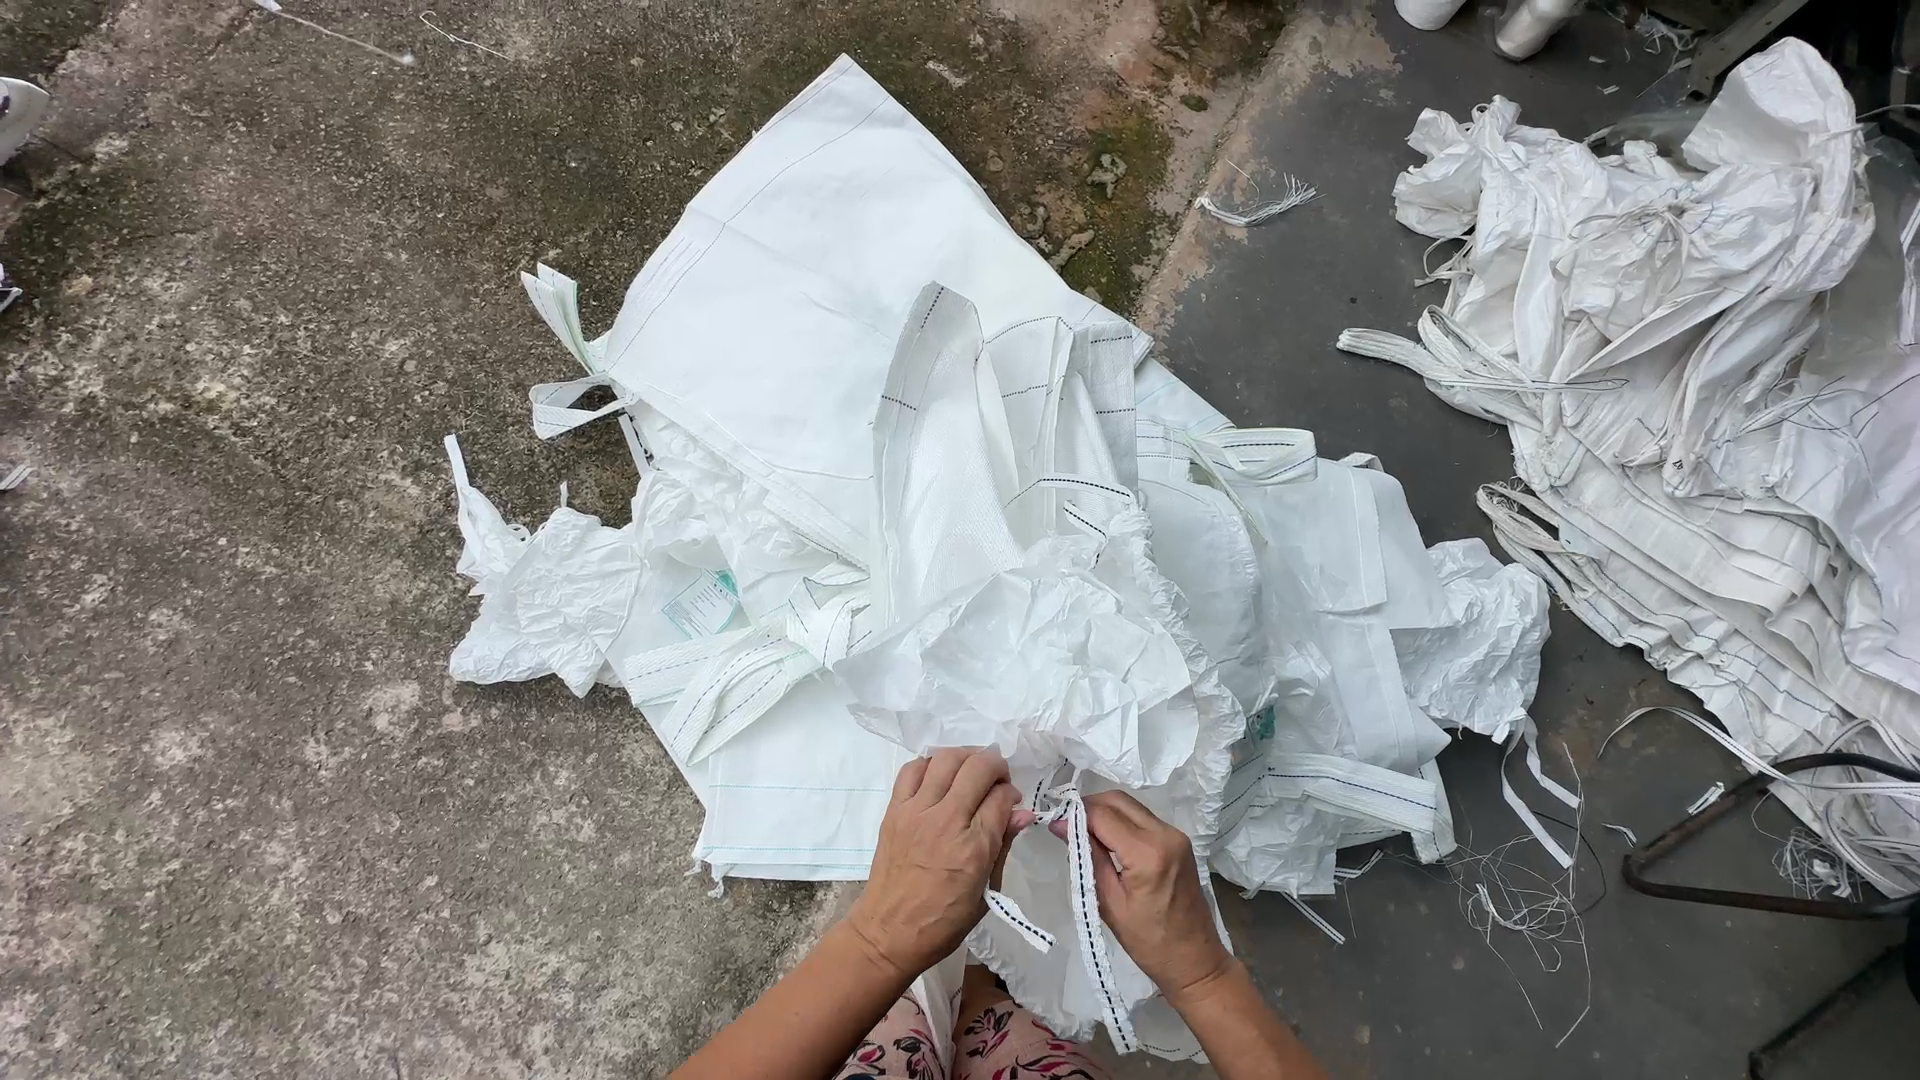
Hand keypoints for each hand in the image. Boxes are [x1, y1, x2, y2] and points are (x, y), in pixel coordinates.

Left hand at [845, 749, 1031, 980]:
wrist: (888, 933)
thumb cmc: (943, 922)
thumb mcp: (985, 891)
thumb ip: (1003, 845)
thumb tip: (1023, 813)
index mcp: (974, 847)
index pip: (1002, 797)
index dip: (1012, 795)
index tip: (1011, 802)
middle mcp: (946, 821)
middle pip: (978, 767)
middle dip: (996, 765)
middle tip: (997, 779)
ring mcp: (917, 812)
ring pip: (946, 759)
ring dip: (965, 757)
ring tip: (970, 770)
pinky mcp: (894, 810)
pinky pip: (912, 769)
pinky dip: (929, 764)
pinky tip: (938, 775)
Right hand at [1050, 790, 1233, 1002]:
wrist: (1195, 961)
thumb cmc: (1149, 942)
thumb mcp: (1108, 903)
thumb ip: (1087, 858)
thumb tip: (1061, 824)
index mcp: (1148, 853)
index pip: (1102, 815)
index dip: (1075, 814)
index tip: (1055, 824)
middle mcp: (1165, 834)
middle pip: (1117, 800)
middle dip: (1089, 807)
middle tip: (1068, 826)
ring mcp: (1175, 834)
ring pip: (1130, 805)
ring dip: (1105, 812)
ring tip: (1085, 835)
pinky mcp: (1178, 840)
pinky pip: (1142, 817)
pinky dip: (1121, 821)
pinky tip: (1108, 841)